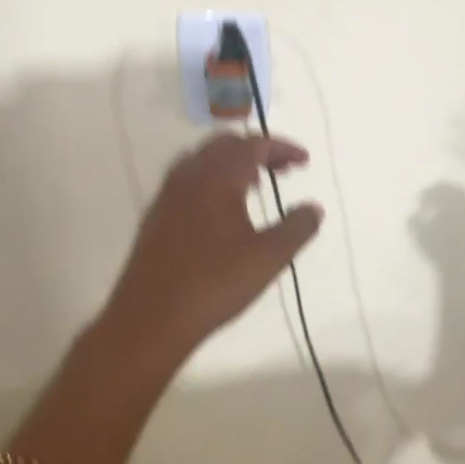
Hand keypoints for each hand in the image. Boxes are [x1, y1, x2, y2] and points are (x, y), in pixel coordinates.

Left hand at [95, 133, 321, 370]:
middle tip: (283, 170)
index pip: (253, 145)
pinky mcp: (156, 218)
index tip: (304, 162)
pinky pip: (187, 181)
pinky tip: (223, 212)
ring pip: (201, 161)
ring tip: (255, 185)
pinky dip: (212, 181)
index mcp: (218, 179)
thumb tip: (313, 208)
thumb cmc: (215, 284)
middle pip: (224, 145)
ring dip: (232, 164)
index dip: (282, 148)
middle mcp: (188, 178)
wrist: (151, 318)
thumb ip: (297, 228)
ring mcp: (167, 197)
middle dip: (257, 151)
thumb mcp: (270, 258)